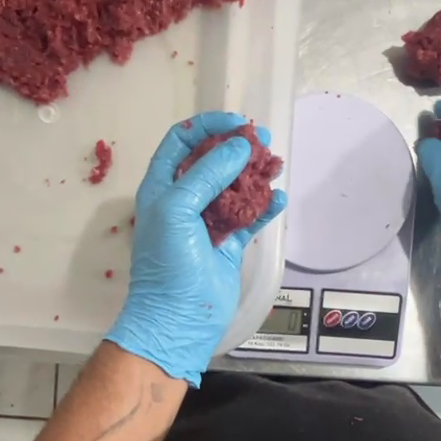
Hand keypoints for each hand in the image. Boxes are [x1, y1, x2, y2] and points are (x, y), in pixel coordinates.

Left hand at [105, 112, 286, 385]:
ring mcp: (207, 223)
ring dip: (254, 174)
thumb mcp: (178, 209)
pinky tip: (279, 197)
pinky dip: (265, 207)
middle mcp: (183, 201)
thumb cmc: (168, 263)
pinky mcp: (228, 245)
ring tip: (275, 166)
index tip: (236, 122)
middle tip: (263, 141)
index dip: (207, 125)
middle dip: (236, 148)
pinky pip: (250, 218)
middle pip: (211, 161)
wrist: (177, 319)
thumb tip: (238, 147)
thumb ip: (207, 174)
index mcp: (162, 188)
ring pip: (234, 187)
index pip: (181, 141)